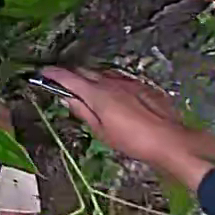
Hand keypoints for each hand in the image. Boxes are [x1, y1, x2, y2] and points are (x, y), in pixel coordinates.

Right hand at [37, 68, 214, 190]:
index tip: (42, 73)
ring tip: (87, 89)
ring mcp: (127, 82)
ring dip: (90, 78)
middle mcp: (110, 82)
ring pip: (102, 73)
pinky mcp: (142, 86)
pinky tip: (112, 94)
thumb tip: (67, 99)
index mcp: (95, 93)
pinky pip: (118, 78)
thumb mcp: (101, 131)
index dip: (52, 74)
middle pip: (84, 71)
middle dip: (71, 75)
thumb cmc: (133, 141)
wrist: (173, 143)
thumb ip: (82, 112)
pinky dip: (108, 82)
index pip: (67, 78)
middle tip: (63, 84)